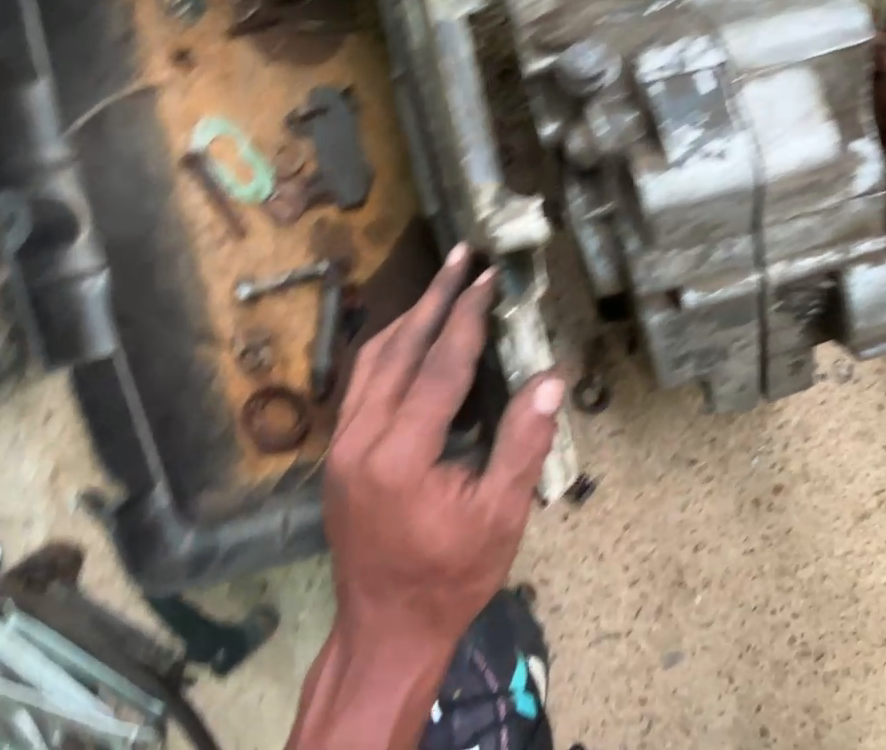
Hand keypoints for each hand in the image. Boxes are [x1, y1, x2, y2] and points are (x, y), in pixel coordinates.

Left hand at [322, 244, 564, 646]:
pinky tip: (409, 339)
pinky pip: (359, 385)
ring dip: (409, 319)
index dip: (468, 317)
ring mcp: (340, 448)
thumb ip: (523, 443)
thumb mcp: (500, 516)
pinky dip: (387, 351)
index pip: (440, 366)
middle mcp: (359, 441)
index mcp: (400, 456)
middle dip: (435, 298)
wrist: (385, 629)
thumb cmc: (451, 576)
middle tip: (462, 257)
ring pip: (371, 362)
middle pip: (398, 350)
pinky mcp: (335, 456)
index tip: (488, 277)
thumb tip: (550, 381)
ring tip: (442, 286)